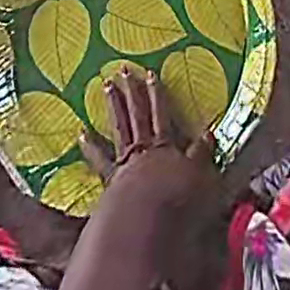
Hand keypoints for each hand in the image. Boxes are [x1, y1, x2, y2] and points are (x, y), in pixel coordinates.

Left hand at [81, 70, 216, 216]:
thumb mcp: (199, 175)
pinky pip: (99, 158)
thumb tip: (207, 133)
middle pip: (137, 114)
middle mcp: (143, 148)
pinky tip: (81, 131)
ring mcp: (124, 162)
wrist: (144, 220)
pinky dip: (90, 144)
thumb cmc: (175, 199)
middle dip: (132, 91)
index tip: (149, 74)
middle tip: (123, 70)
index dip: (156, 95)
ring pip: (119, 127)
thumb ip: (201, 154)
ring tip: (106, 85)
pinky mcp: (111, 178)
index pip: (160, 114)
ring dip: (114, 105)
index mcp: (164, 146)